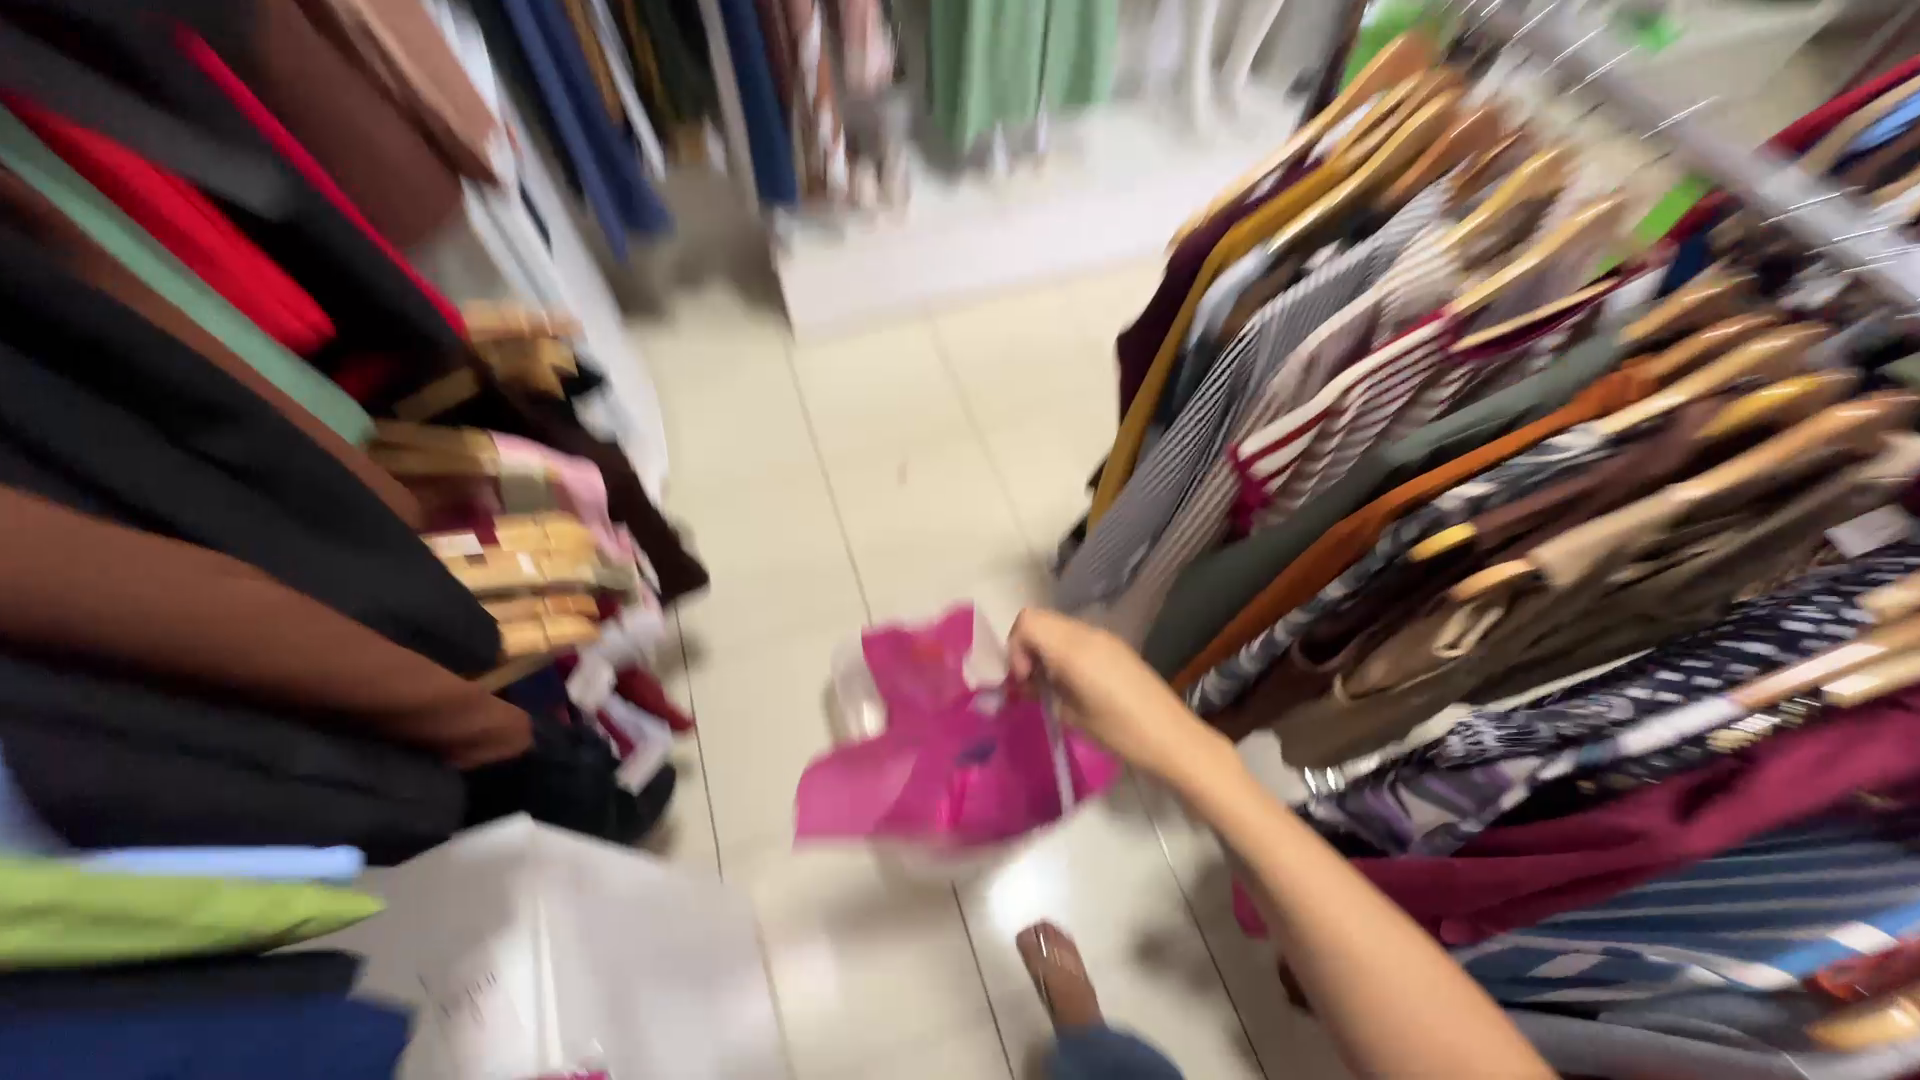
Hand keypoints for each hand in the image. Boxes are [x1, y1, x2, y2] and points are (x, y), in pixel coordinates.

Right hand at [1007, 608, 1232, 782]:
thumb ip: (1042, 692)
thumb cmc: (1118, 732)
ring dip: (1045, 650)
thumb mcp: (1070, 715)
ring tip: (1052, 687)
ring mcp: (1105, 637)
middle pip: (1040, 620)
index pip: (1027, 623)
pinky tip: (1074, 684)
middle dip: (1026, 648)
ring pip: (1058, 627)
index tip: (1025, 681)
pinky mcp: (1116, 647)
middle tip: (1032, 684)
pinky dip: (1064, 652)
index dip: (1015, 649)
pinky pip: (1078, 637)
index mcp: (1073, 649)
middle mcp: (1087, 634)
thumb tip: (1026, 684)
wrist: (1172, 738)